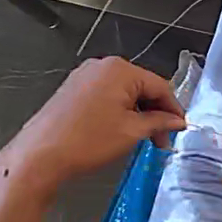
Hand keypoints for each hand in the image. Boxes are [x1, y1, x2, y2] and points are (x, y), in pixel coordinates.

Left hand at [0, 57, 187, 202]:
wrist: (40, 155)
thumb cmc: (88, 141)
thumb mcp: (131, 132)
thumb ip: (158, 122)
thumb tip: (176, 121)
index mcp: (119, 69)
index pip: (159, 85)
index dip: (173, 109)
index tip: (180, 129)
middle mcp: (101, 66)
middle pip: (140, 87)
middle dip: (154, 113)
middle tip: (161, 141)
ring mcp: (84, 76)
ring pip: (122, 93)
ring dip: (136, 114)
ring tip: (142, 140)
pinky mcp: (72, 89)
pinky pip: (105, 96)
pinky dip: (117, 112)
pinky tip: (120, 132)